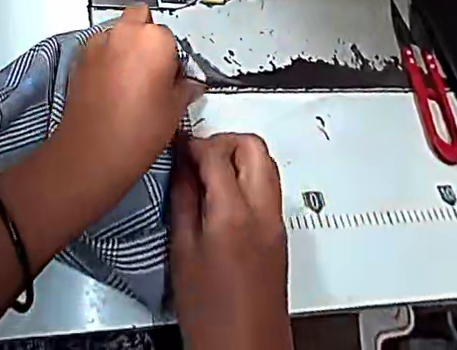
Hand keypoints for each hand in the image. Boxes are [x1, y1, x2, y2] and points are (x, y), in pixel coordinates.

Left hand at [46, 7, 202, 206]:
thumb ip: (185, 88)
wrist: (93, 148)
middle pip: (139, 18)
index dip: (171, 56)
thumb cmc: (140, 129)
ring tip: (129, 79)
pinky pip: (98, 47)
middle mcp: (124, 31)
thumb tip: (190, 83)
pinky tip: (110, 84)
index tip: (171, 76)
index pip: (169, 36)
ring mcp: (98, 41)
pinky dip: (105, 56)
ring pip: (116, 31)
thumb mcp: (174, 110)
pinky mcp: (80, 55)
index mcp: (154, 39)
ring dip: (124, 44)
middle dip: (145, 35)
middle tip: (151, 68)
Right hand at [170, 133, 291, 349]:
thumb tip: (179, 163)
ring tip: (206, 172)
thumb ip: (182, 196)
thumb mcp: (181, 248)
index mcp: (235, 214)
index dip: (192, 142)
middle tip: (196, 154)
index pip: (216, 152)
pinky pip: (267, 187)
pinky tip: (219, 194)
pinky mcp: (280, 236)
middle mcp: (263, 214)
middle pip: (253, 146)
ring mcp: (277, 225)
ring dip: (236, 157)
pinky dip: (245, 177)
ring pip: (265, 163)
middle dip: (222, 141)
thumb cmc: (211, 316)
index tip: (176, 145)